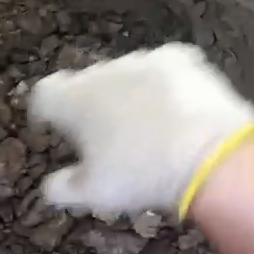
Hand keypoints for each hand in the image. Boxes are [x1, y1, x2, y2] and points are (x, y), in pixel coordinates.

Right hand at [29, 44, 253, 219]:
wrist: (211, 156)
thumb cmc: (140, 176)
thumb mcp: (92, 194)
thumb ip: (60, 188)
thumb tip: (51, 184)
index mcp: (73, 101)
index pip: (43, 94)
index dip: (44, 111)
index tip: (51, 128)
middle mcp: (103, 73)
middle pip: (84, 83)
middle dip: (87, 104)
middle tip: (102, 137)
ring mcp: (143, 61)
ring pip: (122, 75)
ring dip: (123, 93)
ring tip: (142, 125)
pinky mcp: (181, 59)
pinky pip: (160, 68)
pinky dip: (159, 84)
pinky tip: (172, 107)